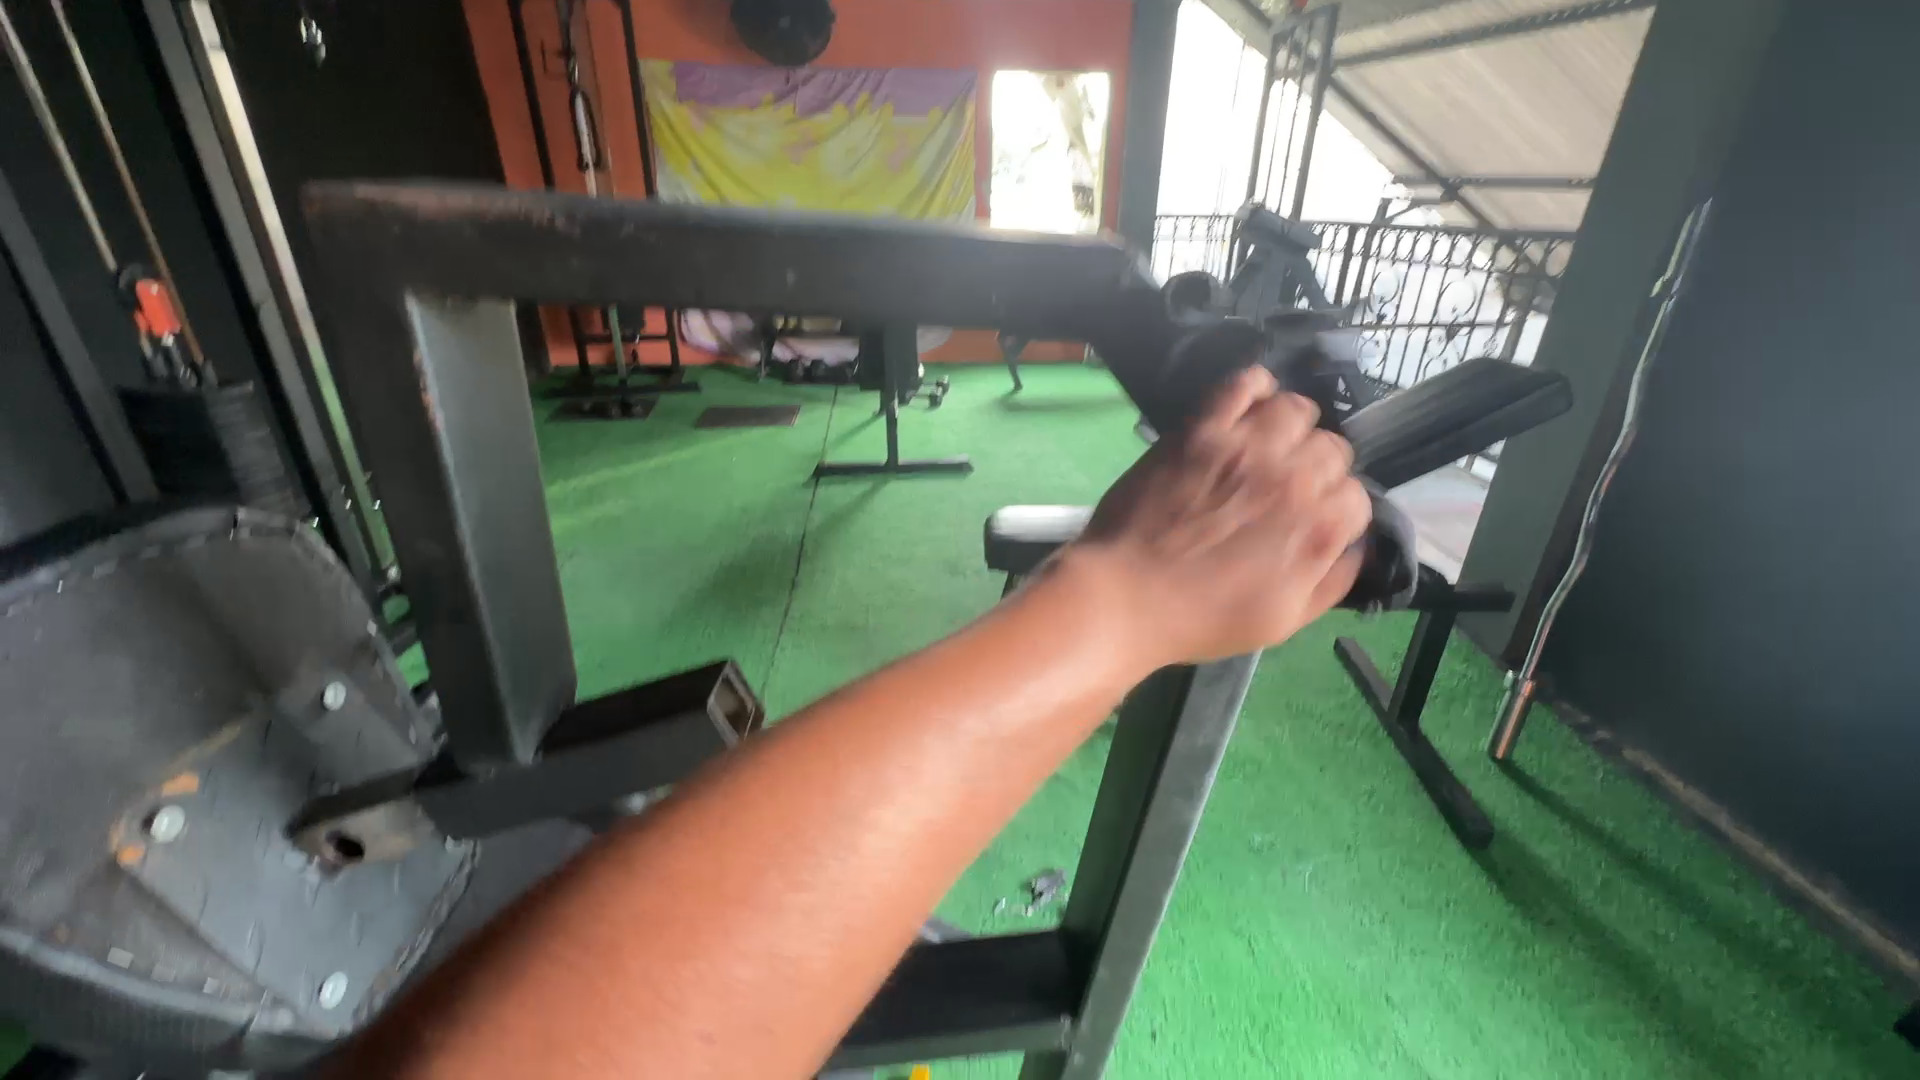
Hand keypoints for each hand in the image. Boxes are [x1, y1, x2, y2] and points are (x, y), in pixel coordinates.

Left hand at [1059, 366, 1371, 666]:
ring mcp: (1245, 448)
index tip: (1306, 515)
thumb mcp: (1284, 621)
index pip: (1355, 495)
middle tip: (1281, 485)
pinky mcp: (1200, 431)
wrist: (1124, 596)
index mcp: (1319, 529)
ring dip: (1290, 425)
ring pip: (1295, 409)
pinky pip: (1242, 384)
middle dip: (1314, 466)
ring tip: (1267, 444)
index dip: (1332, 506)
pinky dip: (1254, 385)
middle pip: (1330, 448)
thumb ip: (1332, 580)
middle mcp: (1292, 479)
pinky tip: (1250, 401)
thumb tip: (1359, 546)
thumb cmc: (1200, 618)